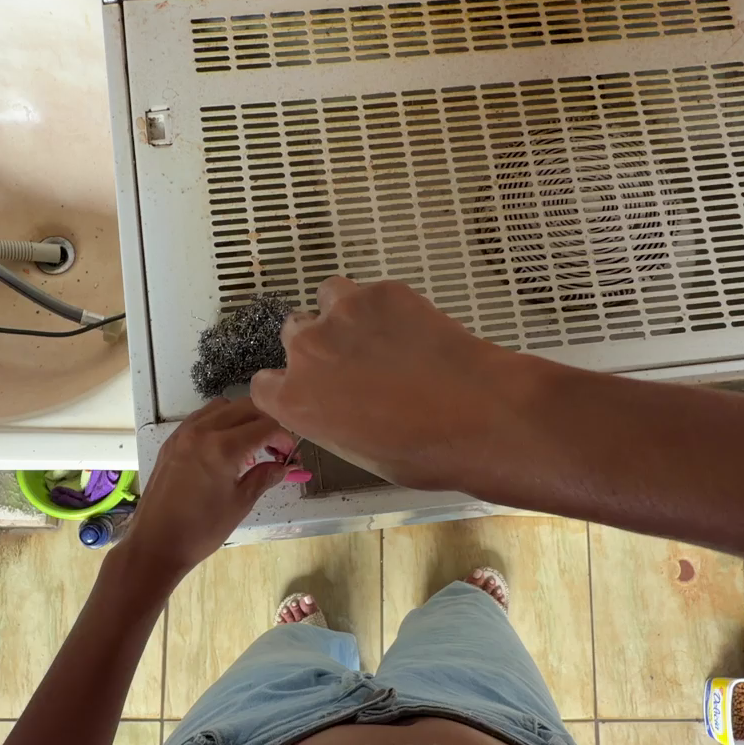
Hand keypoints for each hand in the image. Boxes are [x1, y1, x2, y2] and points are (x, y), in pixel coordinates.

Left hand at [118, 397, 294, 577]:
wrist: (156, 544)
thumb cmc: (201, 529)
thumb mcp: (240, 503)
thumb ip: (264, 477)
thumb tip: (284, 467)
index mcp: (222, 447)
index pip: (264, 426)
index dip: (284, 438)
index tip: (290, 455)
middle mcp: (202, 431)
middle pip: (245, 408)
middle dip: (266, 423)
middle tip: (276, 449)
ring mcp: (183, 433)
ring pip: (222, 407)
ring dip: (242, 419)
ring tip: (250, 446)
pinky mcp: (172, 441)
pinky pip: (201, 418)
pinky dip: (220, 423)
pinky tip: (226, 447)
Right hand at [249, 276, 547, 491]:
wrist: (478, 414)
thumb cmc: (421, 452)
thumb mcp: (358, 453)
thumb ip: (329, 419)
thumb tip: (335, 405)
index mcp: (294, 400)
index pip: (265, 385)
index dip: (289, 387)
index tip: (313, 390)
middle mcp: (306, 350)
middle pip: (294, 334)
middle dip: (318, 348)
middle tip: (355, 364)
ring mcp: (343, 313)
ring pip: (327, 298)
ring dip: (343, 315)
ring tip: (379, 336)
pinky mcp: (382, 291)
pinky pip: (369, 292)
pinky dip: (383, 307)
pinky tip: (412, 330)